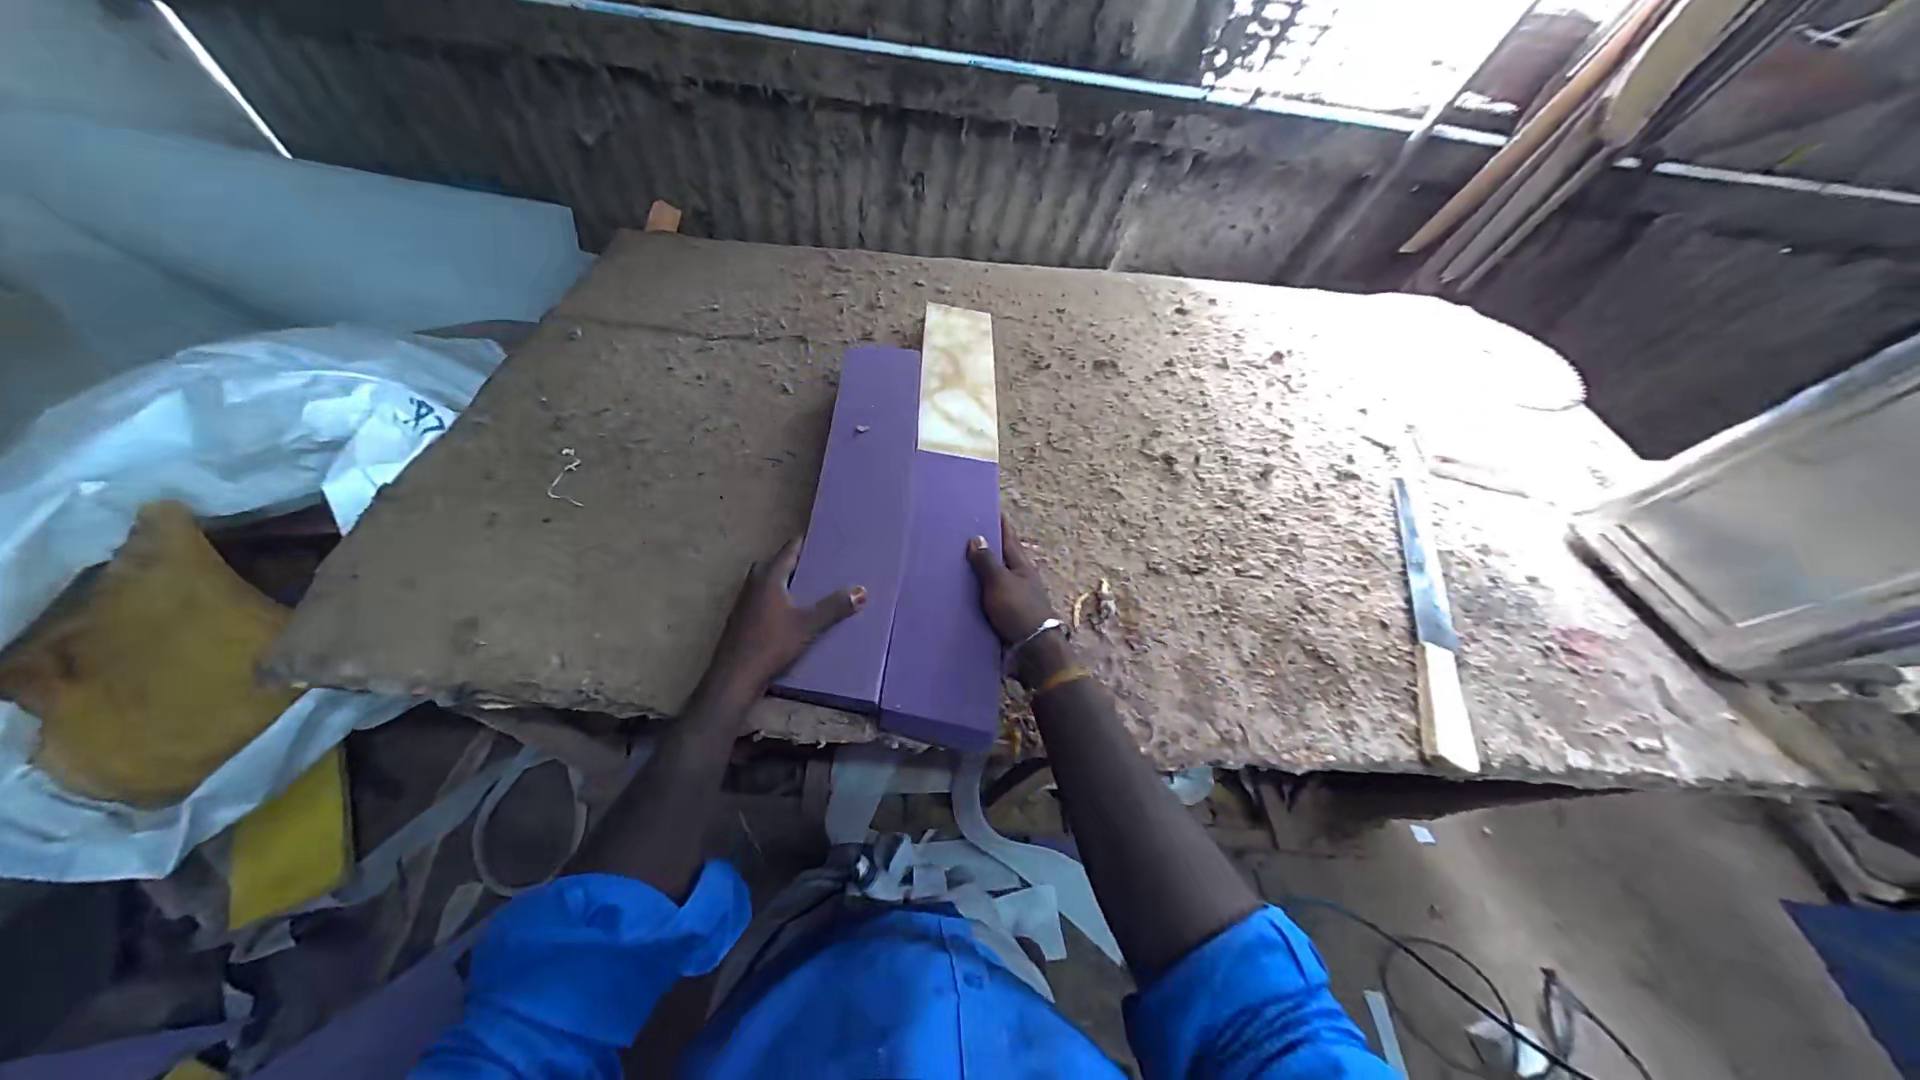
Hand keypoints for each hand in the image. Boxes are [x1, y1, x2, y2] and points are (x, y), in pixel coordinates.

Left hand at [696, 537, 864, 704]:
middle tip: (813, 564)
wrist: (736, 676)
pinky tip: (787, 612)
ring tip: (804, 587)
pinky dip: (774, 598)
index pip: (788, 551)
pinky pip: (760, 599)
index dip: (803, 543)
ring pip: (764, 582)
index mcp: (768, 578)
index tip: (819, 538)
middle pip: (773, 564)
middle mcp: (753, 584)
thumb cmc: (772, 644)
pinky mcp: (740, 620)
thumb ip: (834, 607)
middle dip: (791, 561)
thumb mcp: (809, 625)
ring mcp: (743, 603)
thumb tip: (861, 591)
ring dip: (781, 581)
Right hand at [966, 515, 1067, 686]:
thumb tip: (977, 537)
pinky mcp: (1008, 614)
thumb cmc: (1018, 611)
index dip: (1000, 522)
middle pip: (1002, 556)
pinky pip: (990, 595)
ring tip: (960, 560)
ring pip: (995, 576)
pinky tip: (966, 592)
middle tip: (966, 532)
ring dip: (981, 568)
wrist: (1033, 650)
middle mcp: (1019, 577)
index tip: (989, 506)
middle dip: (988, 544)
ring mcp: (1015, 596)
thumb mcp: (1000, 583)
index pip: (1008, 537)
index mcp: (1020, 565)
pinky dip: (979, 589)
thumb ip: (987, 562)